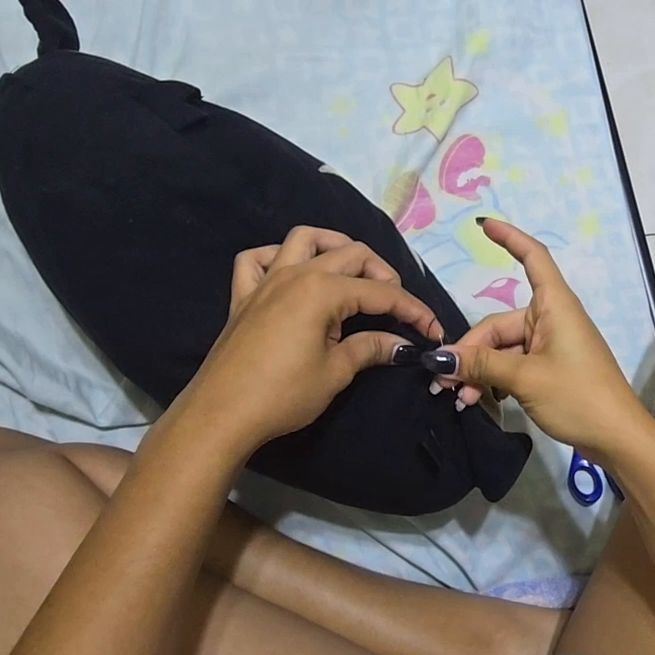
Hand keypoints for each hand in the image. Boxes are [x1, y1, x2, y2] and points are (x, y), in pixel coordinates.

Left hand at [178, 227, 442, 455]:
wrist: (222, 415)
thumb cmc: (284, 395)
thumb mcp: (336, 372)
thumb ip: (371, 348)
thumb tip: (404, 344)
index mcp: (323, 291)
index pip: (381, 293)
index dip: (413, 310)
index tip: (432, 330)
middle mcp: (296, 274)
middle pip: (352, 255)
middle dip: (384, 275)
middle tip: (398, 306)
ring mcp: (266, 280)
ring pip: (305, 239)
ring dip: (335, 247)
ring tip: (354, 272)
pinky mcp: (244, 296)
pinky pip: (258, 259)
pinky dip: (278, 258)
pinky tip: (293, 273)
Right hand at [428, 220, 647, 455]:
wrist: (617, 437)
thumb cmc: (579, 396)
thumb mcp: (525, 378)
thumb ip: (481, 365)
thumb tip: (439, 356)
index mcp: (555, 305)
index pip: (533, 258)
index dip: (509, 238)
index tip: (483, 225)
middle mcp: (552, 318)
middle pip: (499, 323)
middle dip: (470, 350)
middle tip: (444, 383)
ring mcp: (552, 345)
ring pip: (503, 348)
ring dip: (479, 370)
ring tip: (459, 398)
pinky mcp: (552, 368)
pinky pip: (514, 364)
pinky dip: (495, 379)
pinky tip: (478, 400)